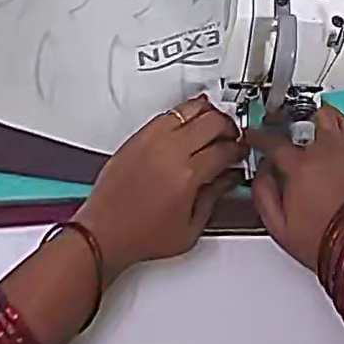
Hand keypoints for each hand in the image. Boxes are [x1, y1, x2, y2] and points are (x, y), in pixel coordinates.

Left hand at [73, 96, 245, 277]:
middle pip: (214, 121)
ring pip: (192, 108)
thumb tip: (229, 179)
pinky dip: (184, 113)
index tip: (240, 153)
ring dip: (209, 114)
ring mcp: (153, 140)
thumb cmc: (139, 235)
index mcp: (187, 176)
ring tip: (214, 124)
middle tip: (232, 137)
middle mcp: (171, 152)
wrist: (103, 233)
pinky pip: (169, 112)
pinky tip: (190, 121)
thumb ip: (214, 198)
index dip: (239, 150)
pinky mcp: (140, 136)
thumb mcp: (190, 229)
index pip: (225, 149)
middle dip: (230, 127)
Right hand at [247, 104, 343, 268]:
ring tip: (305, 116)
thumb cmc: (319, 238)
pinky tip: (328, 125)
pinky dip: (336, 121)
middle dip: (287, 118)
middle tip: (279, 122)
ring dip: (314, 114)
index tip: (253, 137)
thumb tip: (261, 172)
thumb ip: (263, 192)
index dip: (259, 137)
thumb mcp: (277, 224)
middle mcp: (322, 154)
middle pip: (303, 120)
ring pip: (329, 117)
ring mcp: (341, 154)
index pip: (273, 142)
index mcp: (300, 167)